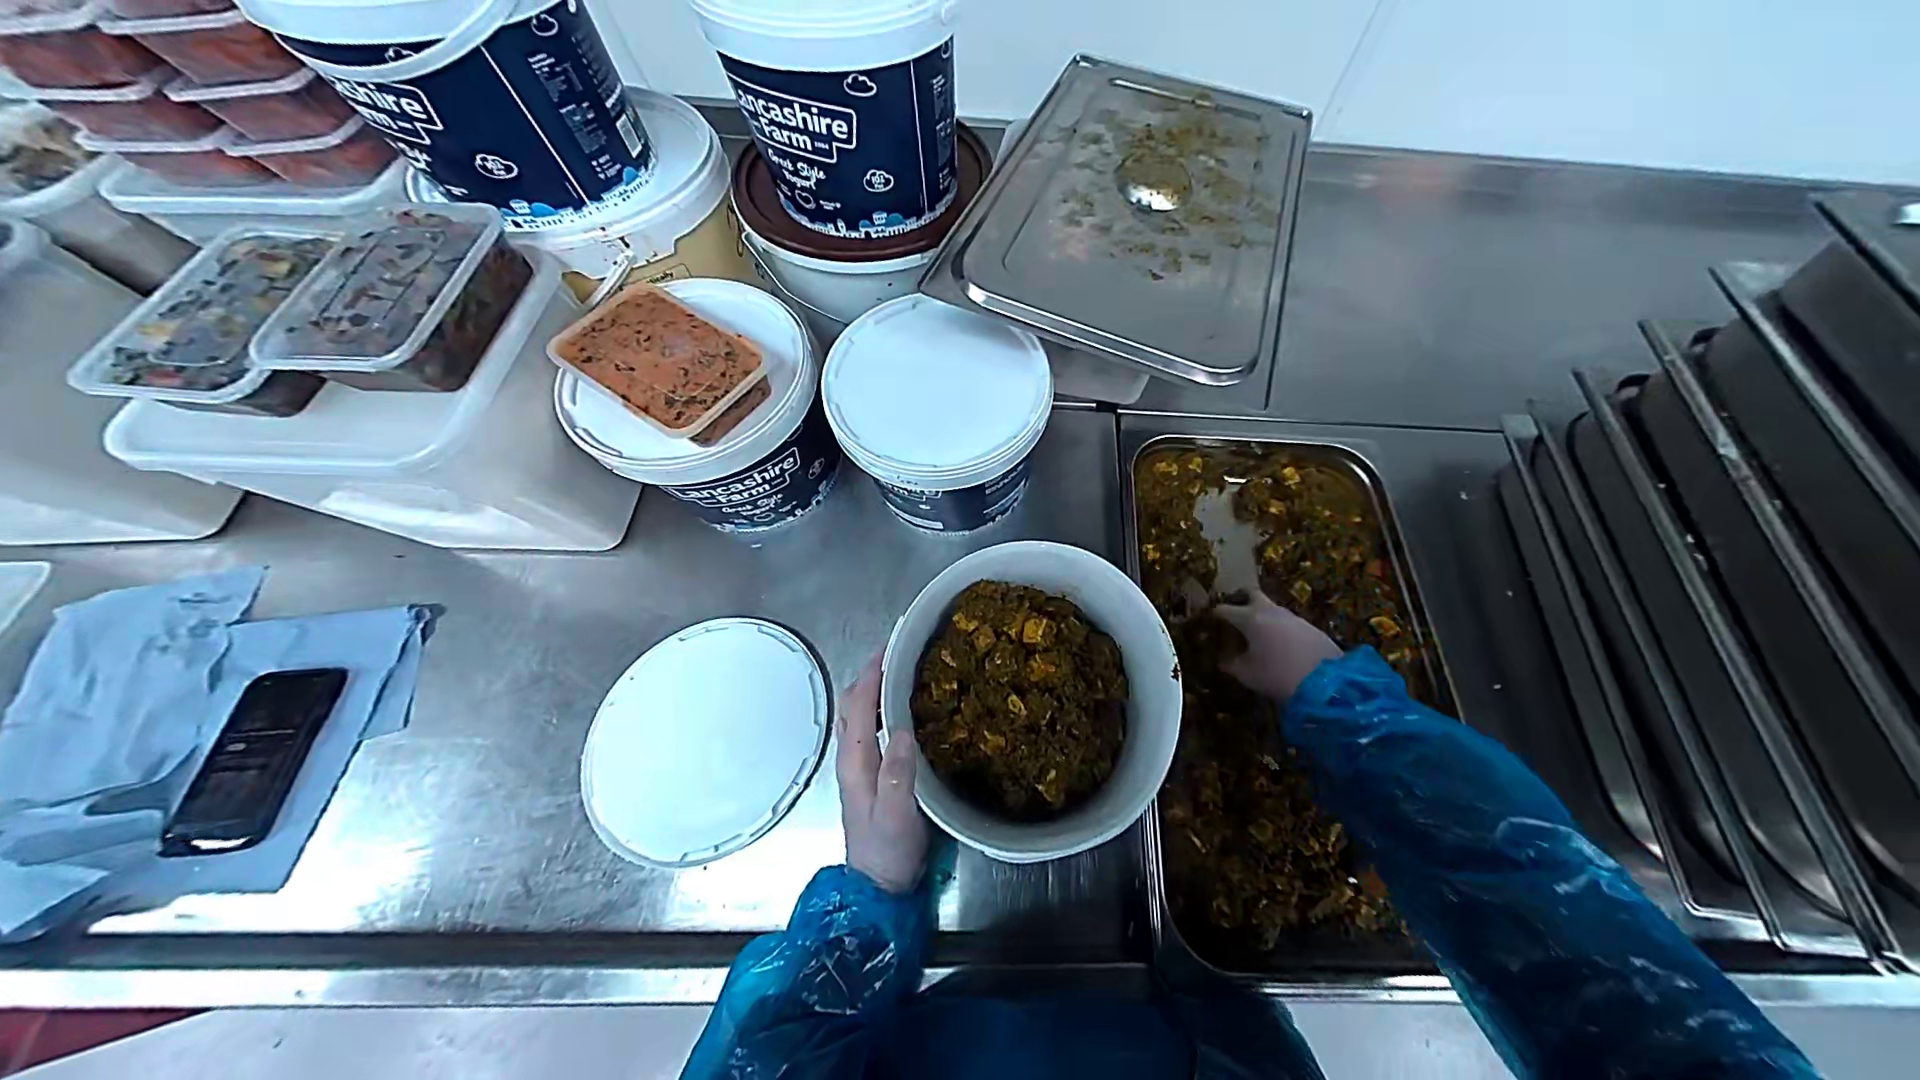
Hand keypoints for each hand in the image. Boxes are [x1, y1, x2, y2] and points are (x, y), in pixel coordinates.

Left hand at [836, 656, 927, 893]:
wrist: (878, 887)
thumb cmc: (889, 851)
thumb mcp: (898, 816)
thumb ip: (899, 775)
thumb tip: (903, 731)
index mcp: (855, 763)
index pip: (860, 708)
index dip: (872, 677)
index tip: (888, 650)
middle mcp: (851, 760)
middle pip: (852, 707)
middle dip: (868, 676)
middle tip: (894, 655)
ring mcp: (858, 769)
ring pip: (857, 718)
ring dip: (870, 690)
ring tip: (895, 674)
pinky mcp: (869, 777)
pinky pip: (868, 731)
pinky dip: (877, 710)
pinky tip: (897, 711)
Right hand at [1214, 593, 1342, 702]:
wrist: (1329, 682)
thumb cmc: (1279, 675)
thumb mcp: (1246, 674)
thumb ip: (1229, 663)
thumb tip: (1222, 657)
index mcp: (1249, 618)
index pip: (1223, 609)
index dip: (1213, 615)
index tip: (1207, 622)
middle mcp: (1269, 611)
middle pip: (1250, 594)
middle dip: (1238, 600)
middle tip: (1231, 613)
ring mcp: (1291, 616)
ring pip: (1269, 607)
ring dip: (1259, 614)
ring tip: (1254, 632)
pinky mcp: (1309, 626)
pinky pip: (1285, 620)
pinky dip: (1275, 626)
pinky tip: (1276, 643)